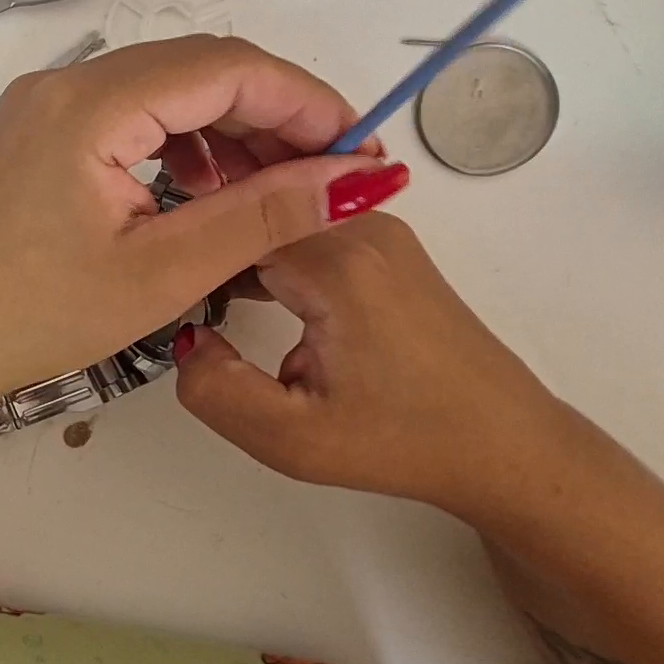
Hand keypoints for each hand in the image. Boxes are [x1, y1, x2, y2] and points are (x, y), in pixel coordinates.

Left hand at [0, 35, 402, 422]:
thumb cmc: (39, 317)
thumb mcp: (162, 270)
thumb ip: (264, 214)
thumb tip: (358, 177)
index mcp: (87, 107)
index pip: (225, 68)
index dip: (305, 101)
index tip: (358, 150)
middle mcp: (59, 86)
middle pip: (193, 70)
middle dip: (268, 115)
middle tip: (323, 176)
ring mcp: (39, 107)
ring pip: (159, 91)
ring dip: (221, 130)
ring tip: (266, 193)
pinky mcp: (33, 134)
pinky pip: (122, 116)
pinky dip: (172, 143)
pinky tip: (200, 191)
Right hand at [174, 212, 574, 511]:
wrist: (507, 448)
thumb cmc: (399, 442)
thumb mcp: (287, 437)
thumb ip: (211, 387)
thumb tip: (184, 334)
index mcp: (336, 262)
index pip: (225, 223)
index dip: (181, 255)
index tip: (157, 294)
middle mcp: (360, 227)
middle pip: (249, 214)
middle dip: (204, 250)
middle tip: (175, 300)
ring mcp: (377, 232)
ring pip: (273, 221)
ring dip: (232, 255)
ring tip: (204, 303)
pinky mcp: (383, 248)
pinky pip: (300, 232)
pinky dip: (265, 259)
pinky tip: (248, 299)